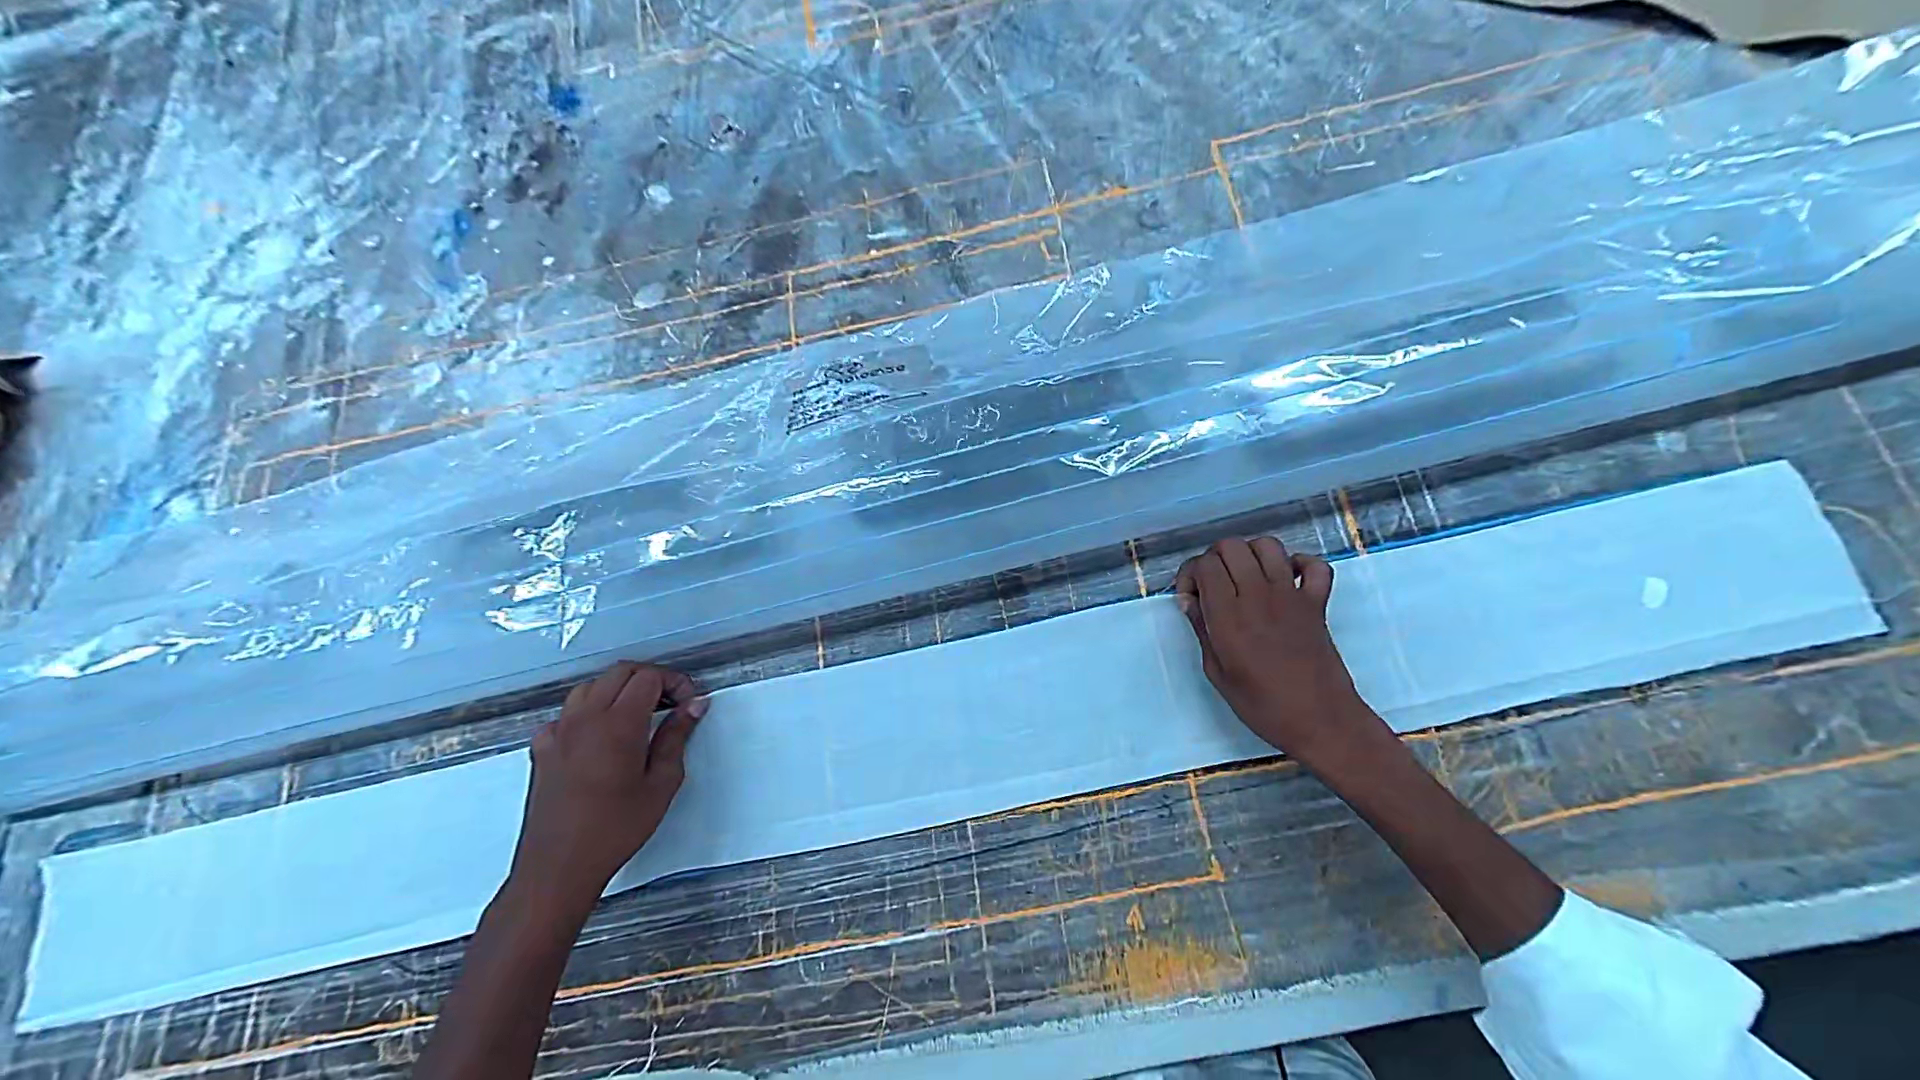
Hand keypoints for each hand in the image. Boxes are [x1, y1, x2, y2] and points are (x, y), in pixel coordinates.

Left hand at [510, 661, 707, 902]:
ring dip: (618, 690)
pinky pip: (566, 713)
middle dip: (650, 679)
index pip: (648, 677)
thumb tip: (693, 707)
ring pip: (590, 687)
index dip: (674, 682)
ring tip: (638, 714)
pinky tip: (600, 734)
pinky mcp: (542, 749)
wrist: (559, 866)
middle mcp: (585, 719)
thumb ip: (677, 737)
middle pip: (620, 672)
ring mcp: (559, 732)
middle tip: (670, 703)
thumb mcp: (661, 783)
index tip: (687, 702)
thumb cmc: (614, 830)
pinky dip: (588, 712)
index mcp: (618, 724)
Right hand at [1175, 537, 1383, 764]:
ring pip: (1267, 545)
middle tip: (1213, 585)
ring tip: (1244, 578)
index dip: (1191, 574)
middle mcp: (1258, 596)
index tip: (1191, 597)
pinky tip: (1285, 581)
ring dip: (1250, 554)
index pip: (1205, 565)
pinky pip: (1314, 565)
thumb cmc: (1263, 705)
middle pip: (1231, 546)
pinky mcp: (1317, 602)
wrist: (1321, 721)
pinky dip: (1299, 564)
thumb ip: (1202, 630)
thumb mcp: (1217, 672)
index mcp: (1229, 616)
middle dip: (1215, 558)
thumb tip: (1190, 601)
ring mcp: (1291, 595)